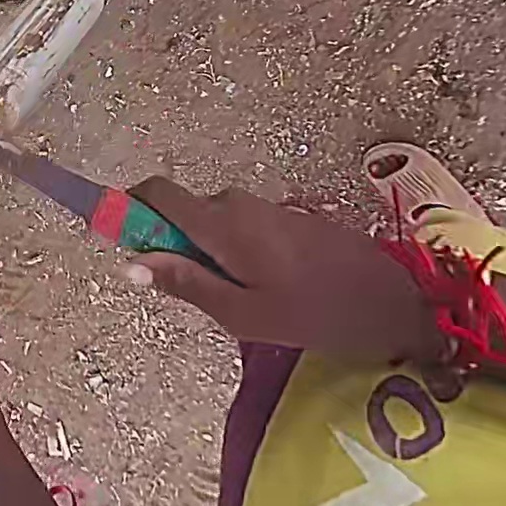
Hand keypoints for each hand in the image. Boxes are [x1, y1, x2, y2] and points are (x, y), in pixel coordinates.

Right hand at [127, 180, 440, 364]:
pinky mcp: (280, 212)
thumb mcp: (241, 312)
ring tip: (241, 297)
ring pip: (210, 220)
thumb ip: (184, 282)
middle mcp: (235, 201)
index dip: (127, 205)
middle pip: (181, 209)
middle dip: (173, 243)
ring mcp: (261, 203)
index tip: (116, 233)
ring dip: (206, 251)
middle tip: (198, 293)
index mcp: (220, 222)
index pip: (156, 192)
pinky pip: (236, 224)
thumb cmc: (311, 311)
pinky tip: (265, 285)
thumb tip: (130, 264)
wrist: (389, 295)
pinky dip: (231, 248)